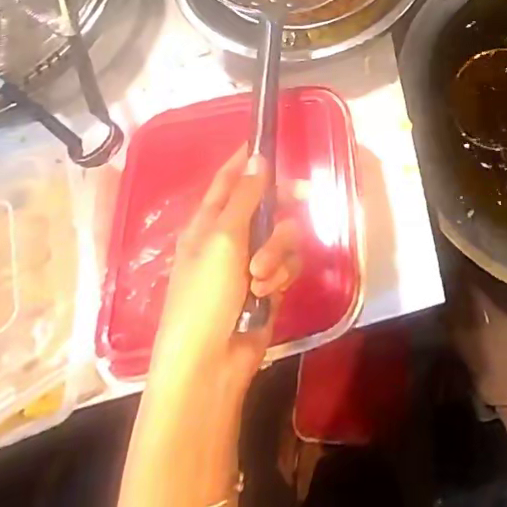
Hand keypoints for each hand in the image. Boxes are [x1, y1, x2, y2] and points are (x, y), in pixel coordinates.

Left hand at [148, 148, 302, 397]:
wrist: (208, 365)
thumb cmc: (203, 297)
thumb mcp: (223, 238)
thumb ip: (244, 196)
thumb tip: (257, 156)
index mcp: (207, 222)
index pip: (227, 180)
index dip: (245, 160)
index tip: (265, 140)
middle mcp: (229, 238)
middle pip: (265, 204)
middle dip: (280, 207)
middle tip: (303, 196)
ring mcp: (249, 264)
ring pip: (282, 235)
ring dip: (277, 253)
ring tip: (260, 277)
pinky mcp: (268, 286)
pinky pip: (287, 264)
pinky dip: (280, 276)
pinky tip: (266, 294)